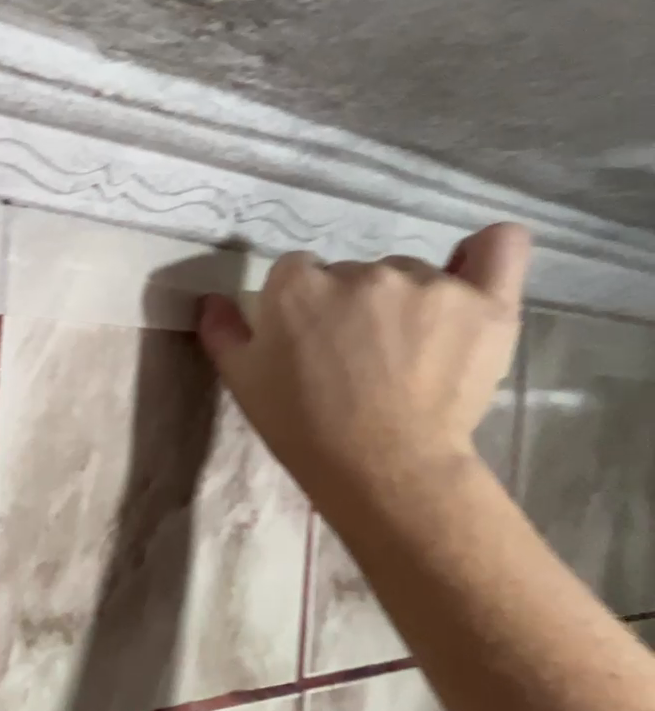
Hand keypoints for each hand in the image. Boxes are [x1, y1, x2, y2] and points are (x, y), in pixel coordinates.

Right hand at [196, 223, 531, 498]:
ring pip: (410, 273)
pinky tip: (473, 262)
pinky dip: (486, 250)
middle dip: (350, 303)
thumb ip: (221, 329)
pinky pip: (499, 250)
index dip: (298, 303)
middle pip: (354, 270)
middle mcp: (360, 272)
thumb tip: (211, 299)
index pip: (295, 270)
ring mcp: (428, 284)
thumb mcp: (239, 376)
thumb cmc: (298, 420)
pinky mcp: (485, 303)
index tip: (305, 337)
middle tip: (354, 352)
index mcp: (296, 285)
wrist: (379, 461)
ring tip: (406, 349)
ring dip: (403, 299)